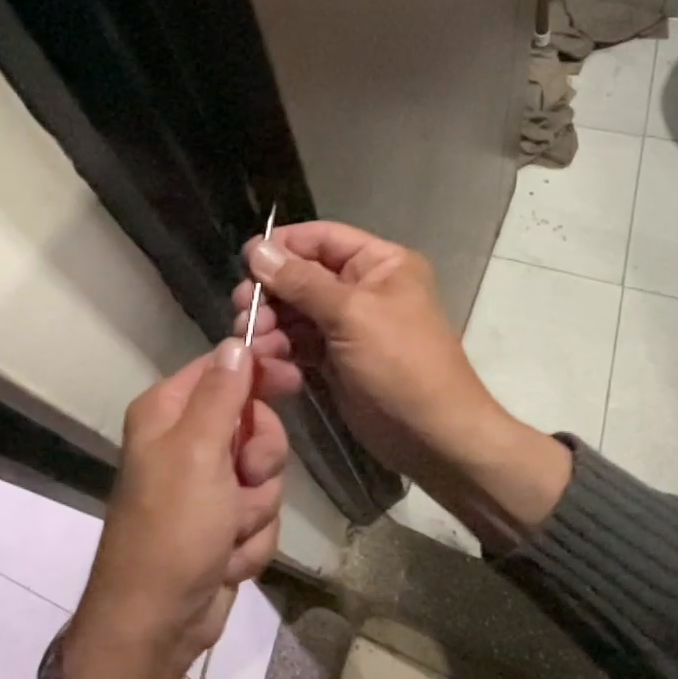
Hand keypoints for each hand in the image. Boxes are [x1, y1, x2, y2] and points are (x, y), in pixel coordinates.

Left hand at [59, 340, 288, 678]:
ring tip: (228, 531)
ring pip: (263, 473)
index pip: (221, 369)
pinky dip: (249, 538)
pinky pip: (259, 513)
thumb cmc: (173, 526)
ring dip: (255, 507)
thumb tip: (235, 341)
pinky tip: (226, 558)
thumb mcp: (198, 450)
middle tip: (246, 477)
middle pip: (252, 423)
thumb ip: (221, 393)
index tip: (293, 373)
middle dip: (259, 459)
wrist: (159, 620)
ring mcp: (206, 484)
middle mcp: (185, 440)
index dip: (257, 370)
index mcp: (168, 412)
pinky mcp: (222, 522)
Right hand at [234, 221, 571, 540]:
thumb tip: (256, 249)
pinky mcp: (336, 358)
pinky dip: (279, 347)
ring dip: (269, 322)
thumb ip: (301, 281)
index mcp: (380, 263)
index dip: (282, 246)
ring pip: (295, 310)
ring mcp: (348, 324)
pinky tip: (264, 359)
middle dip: (270, 290)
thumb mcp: (352, 315)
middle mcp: (363, 287)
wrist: (435, 440)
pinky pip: (299, 341)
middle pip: (302, 275)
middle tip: (243, 309)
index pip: (321, 238)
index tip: (244, 261)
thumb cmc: (401, 365)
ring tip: (249, 338)